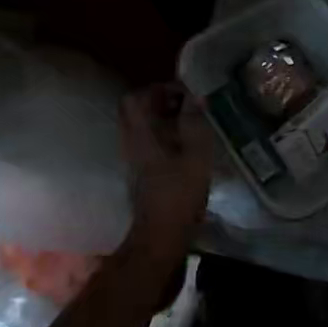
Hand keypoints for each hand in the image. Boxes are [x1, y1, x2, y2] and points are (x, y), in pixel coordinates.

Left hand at [120, 84, 213, 250]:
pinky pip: (149, 143)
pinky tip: (188, 147)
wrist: (161, 237)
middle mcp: (131, 143)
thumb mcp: (196, 156)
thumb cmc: (178, 195)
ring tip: (192, 123)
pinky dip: (165, 137)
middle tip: (188, 105)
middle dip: (160, 102)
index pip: (134, 98)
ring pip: (142, 128)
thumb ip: (195, 124)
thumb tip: (195, 98)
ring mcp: (133, 160)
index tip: (184, 93)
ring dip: (163, 120)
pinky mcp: (141, 174)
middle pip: (135, 111)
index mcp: (140, 135)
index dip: (157, 89)